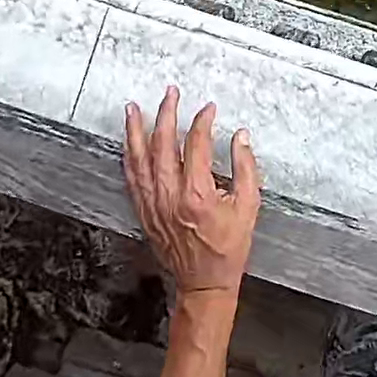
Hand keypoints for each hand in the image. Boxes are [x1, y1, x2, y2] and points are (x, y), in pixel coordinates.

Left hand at [123, 86, 261, 298]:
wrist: (204, 283)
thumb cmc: (228, 247)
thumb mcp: (249, 207)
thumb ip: (246, 168)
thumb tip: (241, 136)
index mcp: (197, 194)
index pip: (196, 144)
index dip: (203, 121)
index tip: (209, 109)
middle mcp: (170, 196)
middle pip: (163, 143)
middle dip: (166, 113)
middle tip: (170, 93)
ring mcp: (153, 203)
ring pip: (140, 158)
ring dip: (136, 130)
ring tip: (132, 108)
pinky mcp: (144, 211)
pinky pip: (132, 177)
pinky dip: (129, 156)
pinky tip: (128, 141)